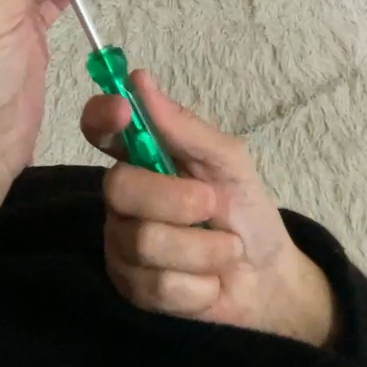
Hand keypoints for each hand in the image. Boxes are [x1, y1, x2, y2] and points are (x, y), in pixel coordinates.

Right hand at [81, 71, 336, 347]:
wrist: (268, 280)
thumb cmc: (247, 210)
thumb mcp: (229, 160)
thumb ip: (184, 127)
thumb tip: (139, 79)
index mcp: (141, 155)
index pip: (99, 127)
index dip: (102, 115)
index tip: (124, 111)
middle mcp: (123, 195)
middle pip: (118, 188)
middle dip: (174, 199)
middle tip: (212, 204)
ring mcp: (121, 242)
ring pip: (142, 241)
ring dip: (201, 248)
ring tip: (225, 249)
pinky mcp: (131, 288)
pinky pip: (155, 285)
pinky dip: (199, 284)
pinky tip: (210, 281)